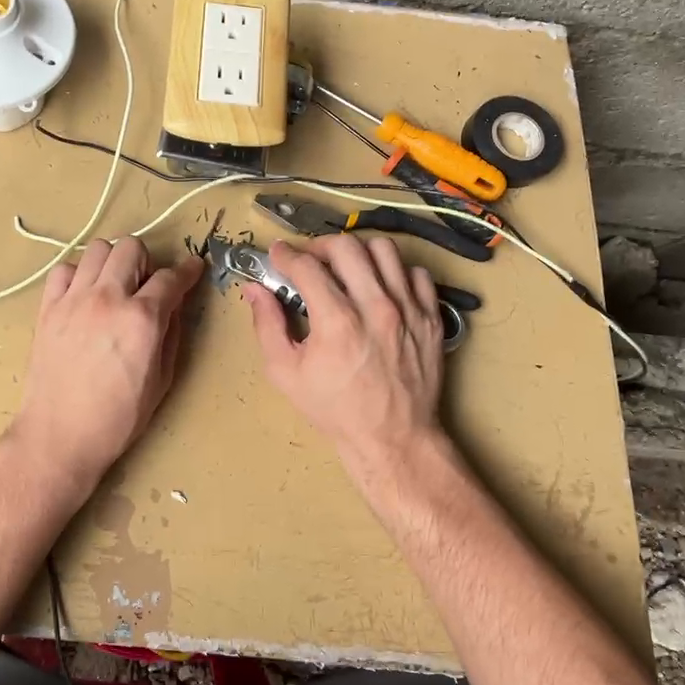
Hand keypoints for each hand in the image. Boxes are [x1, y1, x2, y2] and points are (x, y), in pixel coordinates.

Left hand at [11, 237, 205, 487]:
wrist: (60, 435)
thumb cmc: (117, 417)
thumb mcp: (162, 380)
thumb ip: (171, 334)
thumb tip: (174, 305)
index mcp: (142, 319)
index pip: (171, 277)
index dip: (187, 271)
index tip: (192, 269)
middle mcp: (108, 299)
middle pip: (131, 247)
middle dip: (146, 261)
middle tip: (146, 286)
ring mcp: (74, 299)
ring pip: (98, 248)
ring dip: (113, 262)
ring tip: (114, 286)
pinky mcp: (48, 307)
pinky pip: (63, 269)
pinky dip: (78, 274)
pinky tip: (83, 295)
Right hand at [245, 237, 449, 465]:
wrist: (393, 438)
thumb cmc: (336, 409)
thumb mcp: (285, 373)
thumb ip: (267, 325)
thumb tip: (254, 291)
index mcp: (337, 322)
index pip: (307, 266)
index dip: (286, 255)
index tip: (278, 255)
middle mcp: (376, 307)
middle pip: (346, 246)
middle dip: (319, 246)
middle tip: (309, 260)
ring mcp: (408, 310)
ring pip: (384, 250)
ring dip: (358, 252)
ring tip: (345, 268)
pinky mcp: (430, 318)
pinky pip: (415, 273)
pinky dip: (395, 272)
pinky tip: (380, 287)